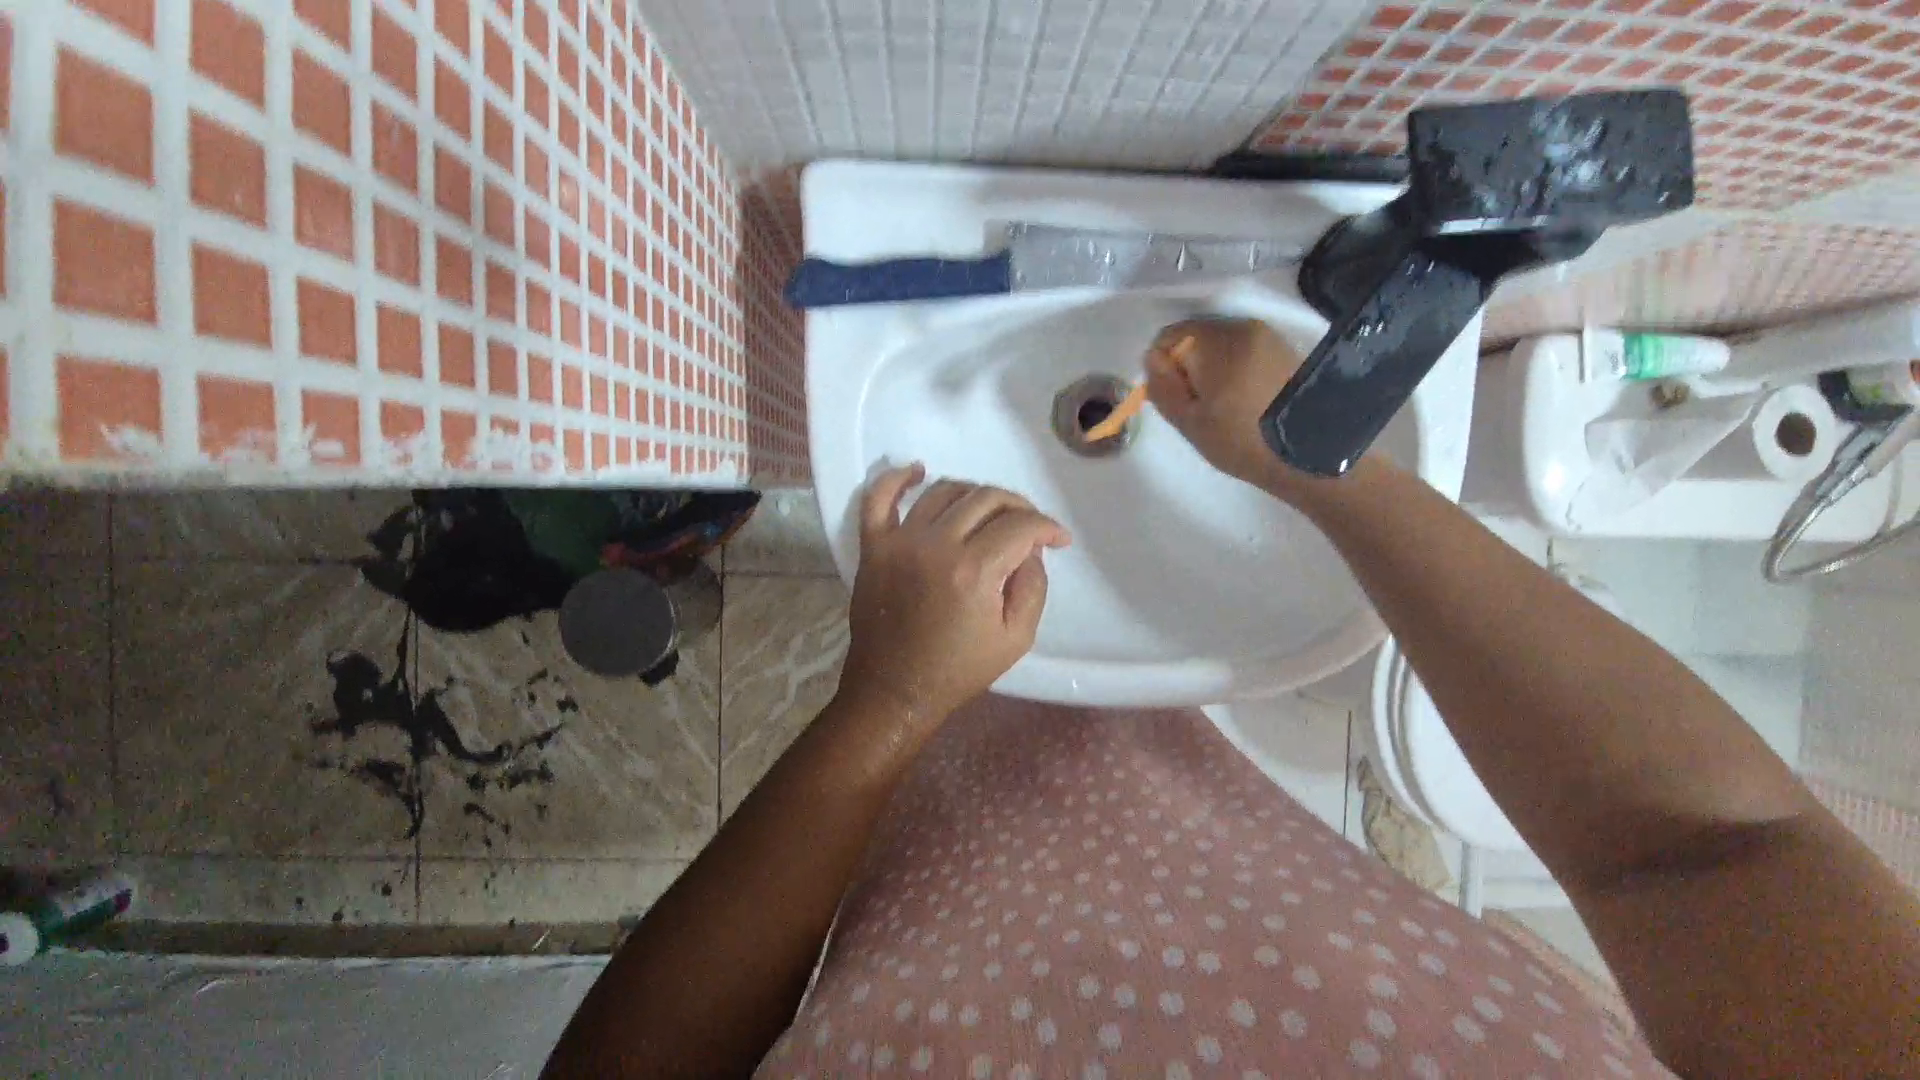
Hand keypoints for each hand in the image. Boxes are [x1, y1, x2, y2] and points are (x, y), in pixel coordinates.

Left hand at [840, 464, 1071, 725]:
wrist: (894, 691)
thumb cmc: (958, 670)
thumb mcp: (1016, 638)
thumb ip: (1033, 585)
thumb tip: (1031, 546)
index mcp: (973, 570)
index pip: (1020, 525)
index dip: (1048, 526)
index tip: (1058, 539)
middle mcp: (935, 545)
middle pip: (986, 498)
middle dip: (1018, 506)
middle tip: (1029, 526)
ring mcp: (899, 541)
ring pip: (943, 491)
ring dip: (974, 493)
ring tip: (989, 511)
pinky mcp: (872, 546)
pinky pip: (878, 498)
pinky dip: (897, 478)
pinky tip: (917, 472)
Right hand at [1144, 317, 1308, 491]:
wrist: (1311, 457)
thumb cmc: (1243, 442)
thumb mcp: (1190, 422)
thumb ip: (1163, 386)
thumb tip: (1151, 359)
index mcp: (1218, 340)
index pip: (1169, 336)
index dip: (1164, 368)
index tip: (1178, 399)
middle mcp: (1245, 326)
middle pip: (1197, 337)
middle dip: (1190, 367)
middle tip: (1202, 408)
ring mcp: (1270, 336)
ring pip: (1221, 345)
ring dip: (1214, 370)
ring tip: (1227, 408)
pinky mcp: (1286, 350)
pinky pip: (1246, 352)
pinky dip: (1238, 371)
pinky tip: (1248, 402)